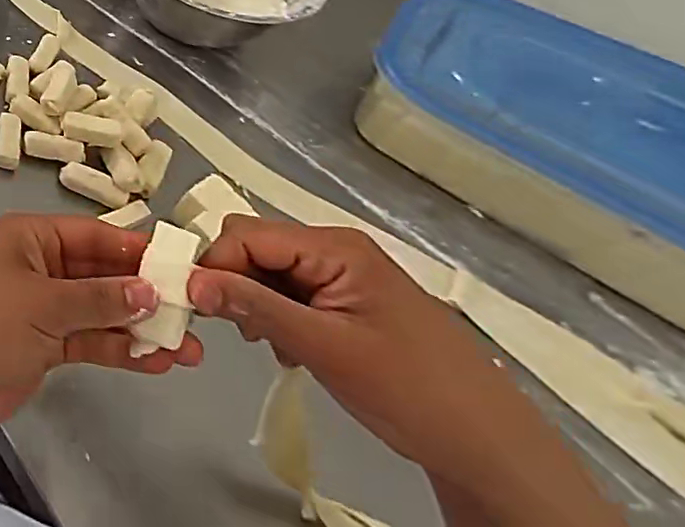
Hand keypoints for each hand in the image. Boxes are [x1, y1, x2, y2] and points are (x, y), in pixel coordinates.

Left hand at [0, 214, 202, 428]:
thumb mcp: (44, 303)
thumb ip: (99, 298)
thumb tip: (149, 291)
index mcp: (32, 238)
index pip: (93, 235)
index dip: (136, 249)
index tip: (181, 264)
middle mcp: (41, 266)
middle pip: (101, 273)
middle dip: (144, 292)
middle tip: (194, 310)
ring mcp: (44, 306)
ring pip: (100, 310)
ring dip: (140, 326)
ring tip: (189, 345)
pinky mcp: (45, 343)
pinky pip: (90, 340)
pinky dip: (119, 348)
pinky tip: (156, 361)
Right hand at [188, 218, 620, 523]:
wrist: (494, 450)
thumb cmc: (413, 391)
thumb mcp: (325, 348)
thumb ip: (255, 307)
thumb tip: (190, 281)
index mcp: (334, 247)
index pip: (246, 234)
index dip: (215, 263)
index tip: (195, 304)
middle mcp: (333, 249)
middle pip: (254, 246)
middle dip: (231, 281)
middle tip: (234, 328)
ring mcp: (341, 274)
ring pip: (266, 270)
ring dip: (252, 301)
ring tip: (265, 343)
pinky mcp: (345, 300)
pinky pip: (288, 291)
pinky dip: (273, 315)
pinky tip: (286, 348)